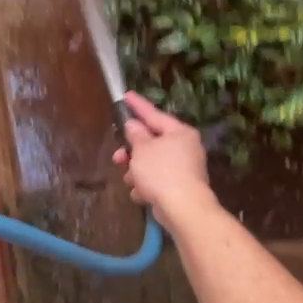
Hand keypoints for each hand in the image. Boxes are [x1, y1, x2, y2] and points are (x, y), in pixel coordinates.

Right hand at [111, 92, 217, 228]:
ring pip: (150, 163)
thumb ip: (135, 134)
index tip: (126, 95)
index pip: (154, 114)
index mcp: (179, 133)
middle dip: (131, 152)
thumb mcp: (142, 149)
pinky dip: (146, 186)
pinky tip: (141, 194)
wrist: (183, 207)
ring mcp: (183, 168)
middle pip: (150, 143)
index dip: (137, 105)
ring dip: (136, 172)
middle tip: (118, 157)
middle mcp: (184, 147)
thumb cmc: (161, 172)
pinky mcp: (179, 186)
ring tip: (131, 181)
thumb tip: (133, 125)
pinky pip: (156, 180)